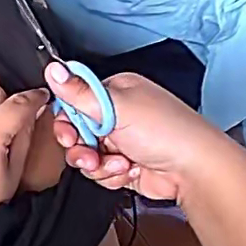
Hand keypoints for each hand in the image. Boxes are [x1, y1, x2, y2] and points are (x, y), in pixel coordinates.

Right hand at [46, 63, 224, 201]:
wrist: (192, 169)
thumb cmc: (166, 131)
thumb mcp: (116, 108)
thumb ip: (79, 92)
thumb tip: (53, 69)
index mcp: (115, 92)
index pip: (75, 102)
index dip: (67, 122)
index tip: (69, 135)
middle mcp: (119, 115)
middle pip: (78, 133)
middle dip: (82, 149)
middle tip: (90, 154)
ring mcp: (123, 142)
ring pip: (88, 157)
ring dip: (99, 165)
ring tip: (119, 164)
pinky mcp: (125, 166)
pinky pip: (102, 174)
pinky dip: (112, 176)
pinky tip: (130, 171)